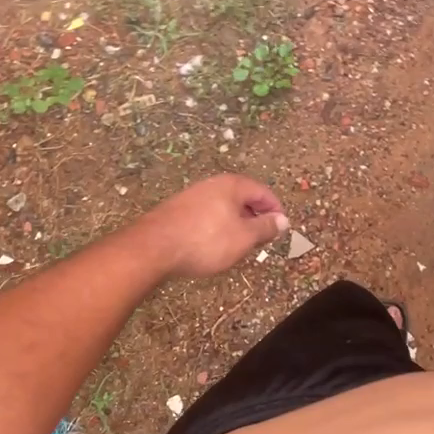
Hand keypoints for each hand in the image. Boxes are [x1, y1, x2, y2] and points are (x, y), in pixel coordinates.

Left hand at [117, 175, 287, 277]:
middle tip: (262, 238)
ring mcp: (191, 196)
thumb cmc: (205, 241)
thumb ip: (266, 227)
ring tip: (238, 244)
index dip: (276, 210)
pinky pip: (206, 215)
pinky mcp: (176, 211)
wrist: (151, 249)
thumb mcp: (244, 237)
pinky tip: (212, 245)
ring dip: (235, 223)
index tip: (281, 228)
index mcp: (232, 185)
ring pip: (223, 207)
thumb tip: (283, 220)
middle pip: (242, 198)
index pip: (263, 192)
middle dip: (255, 217)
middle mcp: (212, 184)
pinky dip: (216, 227)